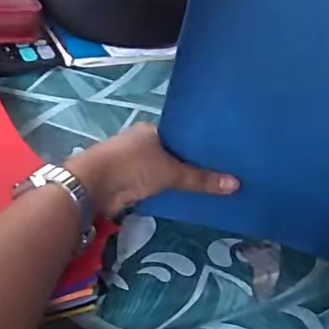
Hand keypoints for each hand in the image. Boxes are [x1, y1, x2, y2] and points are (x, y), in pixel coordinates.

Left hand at [65, 123, 238, 216]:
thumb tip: (236, 184)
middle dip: (192, 164)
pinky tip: (186, 198)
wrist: (92, 186)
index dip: (201, 143)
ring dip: (179, 180)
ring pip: (163, 171)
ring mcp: (133, 163)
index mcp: (152, 130)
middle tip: (223, 173)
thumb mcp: (170, 172)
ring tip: (212, 187)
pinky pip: (155, 186)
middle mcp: (142, 143)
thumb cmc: (131, 167)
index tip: (224, 153)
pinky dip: (167, 192)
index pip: (182, 134)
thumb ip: (200, 179)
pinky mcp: (128, 182)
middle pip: (173, 154)